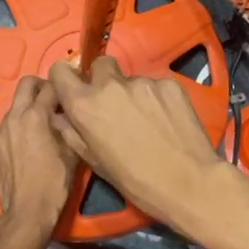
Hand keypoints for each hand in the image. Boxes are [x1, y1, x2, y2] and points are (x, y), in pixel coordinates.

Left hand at [0, 77, 77, 230]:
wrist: (26, 212)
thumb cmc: (54, 182)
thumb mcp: (72, 152)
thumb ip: (69, 126)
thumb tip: (68, 113)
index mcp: (35, 116)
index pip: (50, 87)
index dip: (63, 87)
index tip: (70, 92)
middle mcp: (13, 118)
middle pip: (25, 85)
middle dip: (40, 86)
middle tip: (52, 100)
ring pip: (14, 107)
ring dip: (27, 109)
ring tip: (40, 127)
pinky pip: (5, 129)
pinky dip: (17, 129)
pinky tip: (26, 147)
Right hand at [47, 57, 229, 225]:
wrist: (188, 182)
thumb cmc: (135, 181)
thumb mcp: (95, 163)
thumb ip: (72, 133)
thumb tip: (60, 116)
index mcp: (85, 105)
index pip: (60, 70)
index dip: (66, 80)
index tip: (75, 92)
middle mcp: (110, 85)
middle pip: (100, 65)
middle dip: (103, 80)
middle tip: (114, 106)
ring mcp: (143, 81)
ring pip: (131, 79)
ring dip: (133, 94)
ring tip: (147, 122)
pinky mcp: (170, 84)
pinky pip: (156, 86)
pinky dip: (156, 99)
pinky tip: (166, 121)